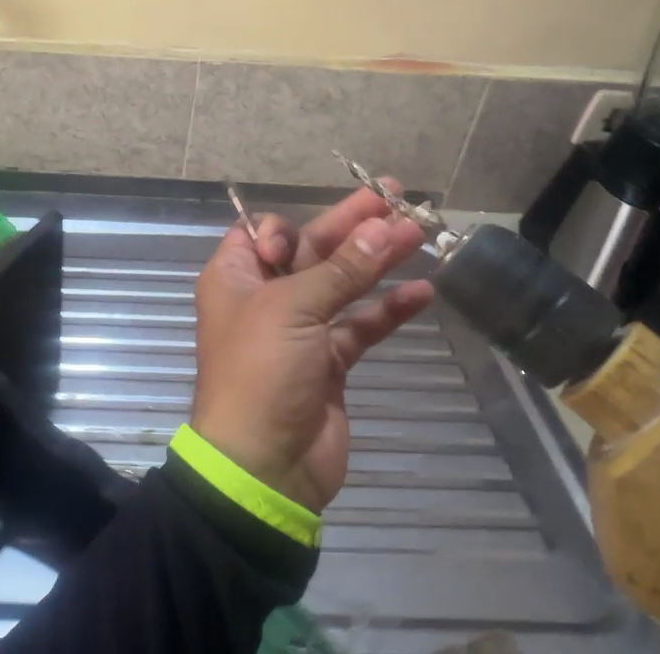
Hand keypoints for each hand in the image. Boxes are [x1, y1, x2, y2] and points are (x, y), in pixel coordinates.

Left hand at [189, 185, 435, 513]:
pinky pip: (361, 325)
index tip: (316, 230)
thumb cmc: (260, 371)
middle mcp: (265, 297)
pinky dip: (389, 309)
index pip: (263, 233)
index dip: (291, 226)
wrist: (264, 465)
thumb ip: (341, 269)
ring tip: (419, 231)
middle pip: (311, 250)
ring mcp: (300, 331)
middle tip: (395, 193)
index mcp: (235, 277)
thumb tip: (383, 228)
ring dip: (378, 260)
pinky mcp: (330, 362)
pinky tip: (424, 291)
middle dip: (352, 225)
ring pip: (342, 284)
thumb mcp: (292, 309)